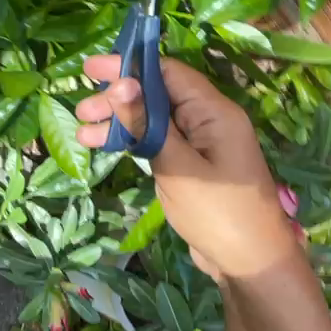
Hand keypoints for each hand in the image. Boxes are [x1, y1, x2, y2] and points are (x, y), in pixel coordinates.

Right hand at [75, 54, 298, 280]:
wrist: (248, 264)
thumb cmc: (218, 213)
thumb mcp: (177, 166)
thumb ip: (147, 124)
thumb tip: (121, 83)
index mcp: (214, 113)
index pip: (168, 73)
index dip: (130, 66)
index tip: (91, 67)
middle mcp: (206, 121)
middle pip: (155, 94)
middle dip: (116, 97)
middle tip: (82, 108)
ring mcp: (196, 143)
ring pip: (148, 118)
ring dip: (115, 121)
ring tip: (82, 131)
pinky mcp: (186, 162)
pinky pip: (152, 139)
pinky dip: (126, 139)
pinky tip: (98, 144)